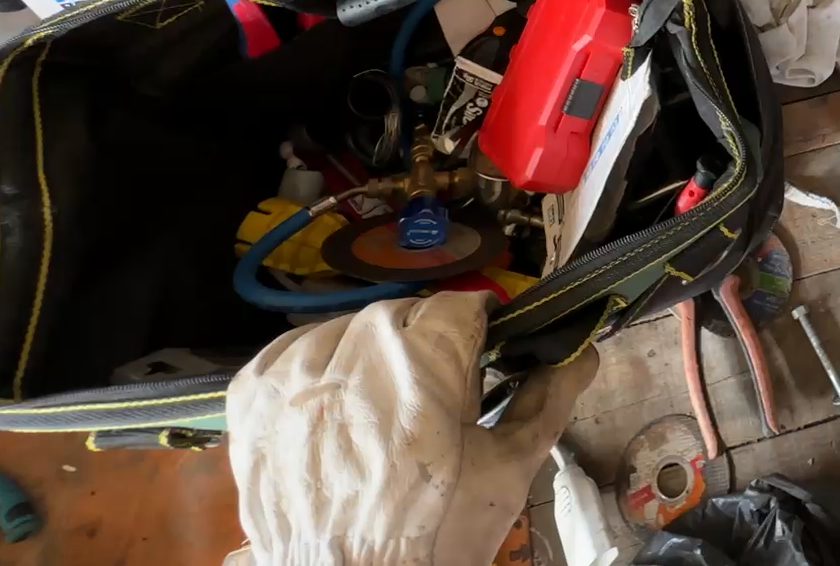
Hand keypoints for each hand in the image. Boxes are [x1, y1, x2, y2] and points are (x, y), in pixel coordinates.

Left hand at [225, 291, 598, 565]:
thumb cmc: (439, 533)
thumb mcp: (512, 466)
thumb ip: (553, 396)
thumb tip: (586, 350)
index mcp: (424, 371)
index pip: (461, 305)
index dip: (481, 328)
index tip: (484, 355)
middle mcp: (357, 361)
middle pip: (409, 312)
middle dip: (434, 340)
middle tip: (442, 390)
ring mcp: (298, 382)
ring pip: (354, 324)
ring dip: (378, 347)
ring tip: (389, 396)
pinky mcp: (254, 407)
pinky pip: (291, 347)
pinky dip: (317, 357)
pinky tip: (335, 388)